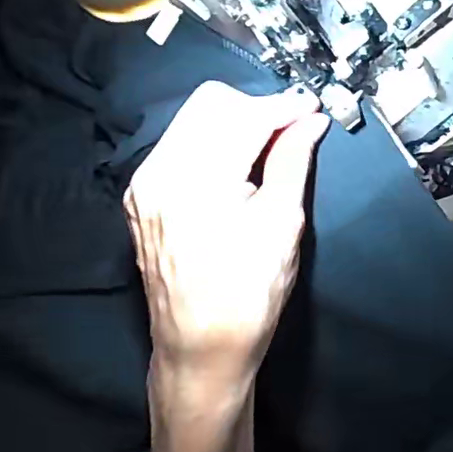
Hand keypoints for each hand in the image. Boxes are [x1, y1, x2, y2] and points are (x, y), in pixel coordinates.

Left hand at [126, 82, 329, 394]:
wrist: (199, 350)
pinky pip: (179, 142)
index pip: (244, 116)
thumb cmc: (245, 299)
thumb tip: (310, 122)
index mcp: (195, 184)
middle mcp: (159, 175)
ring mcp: (145, 184)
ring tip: (268, 145)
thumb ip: (293, 160)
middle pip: (212, 102)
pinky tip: (237, 163)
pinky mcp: (142, 194)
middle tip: (291, 128)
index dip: (284, 106)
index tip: (310, 108)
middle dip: (257, 107)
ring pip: (193, 117)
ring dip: (235, 120)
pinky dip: (212, 140)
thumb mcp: (282, 225)